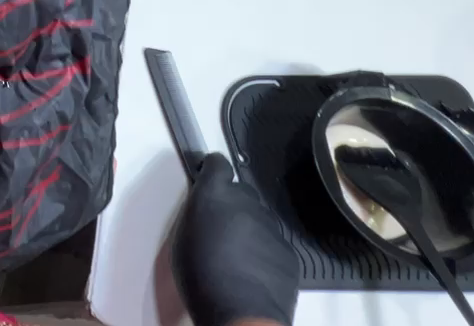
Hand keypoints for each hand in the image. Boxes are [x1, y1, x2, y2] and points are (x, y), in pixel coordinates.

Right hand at [171, 154, 299, 325]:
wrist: (241, 314)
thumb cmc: (198, 273)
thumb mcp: (184, 234)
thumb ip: (199, 212)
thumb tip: (210, 211)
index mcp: (213, 194)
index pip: (218, 163)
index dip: (214, 168)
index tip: (209, 178)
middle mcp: (245, 203)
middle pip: (242, 190)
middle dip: (233, 201)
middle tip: (223, 224)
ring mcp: (271, 227)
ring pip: (260, 218)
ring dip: (250, 226)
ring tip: (240, 252)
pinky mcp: (289, 252)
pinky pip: (274, 242)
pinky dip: (265, 249)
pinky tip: (256, 270)